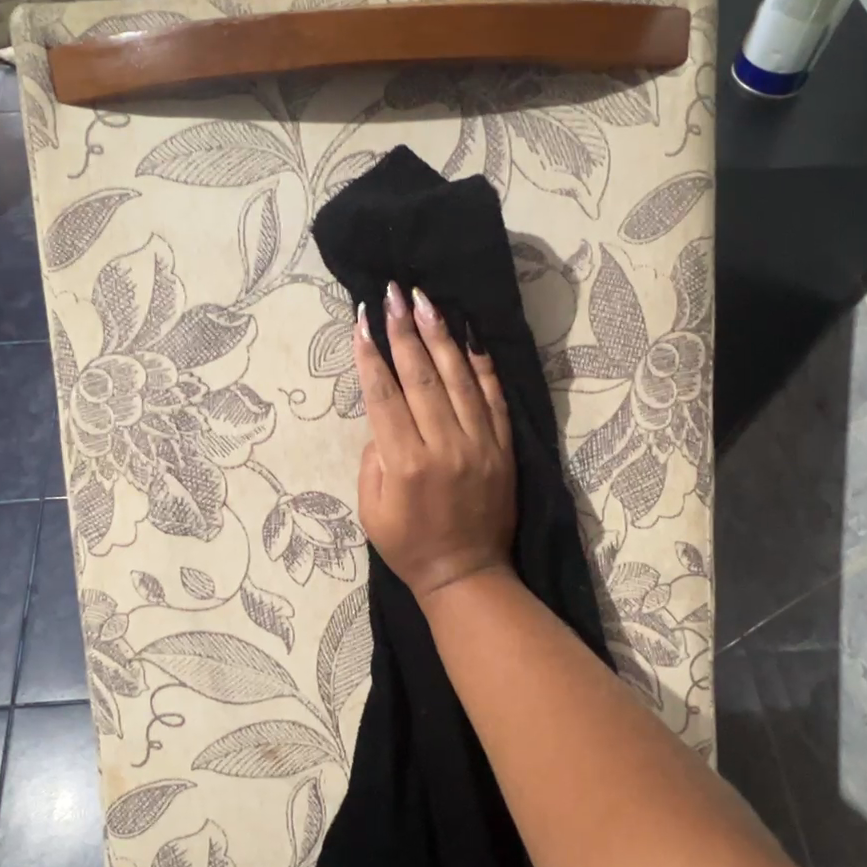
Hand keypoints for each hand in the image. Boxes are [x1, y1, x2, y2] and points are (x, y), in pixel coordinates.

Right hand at [354, 280, 516, 603]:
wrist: (466, 574)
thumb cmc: (409, 546)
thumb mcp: (371, 510)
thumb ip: (374, 460)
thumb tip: (384, 420)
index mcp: (406, 464)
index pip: (384, 396)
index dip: (370, 355)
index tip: (362, 319)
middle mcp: (445, 446)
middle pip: (421, 376)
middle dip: (403, 330)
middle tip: (393, 293)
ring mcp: (480, 445)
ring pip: (459, 379)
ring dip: (441, 336)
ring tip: (425, 300)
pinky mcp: (503, 448)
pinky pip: (494, 398)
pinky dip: (482, 365)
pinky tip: (469, 336)